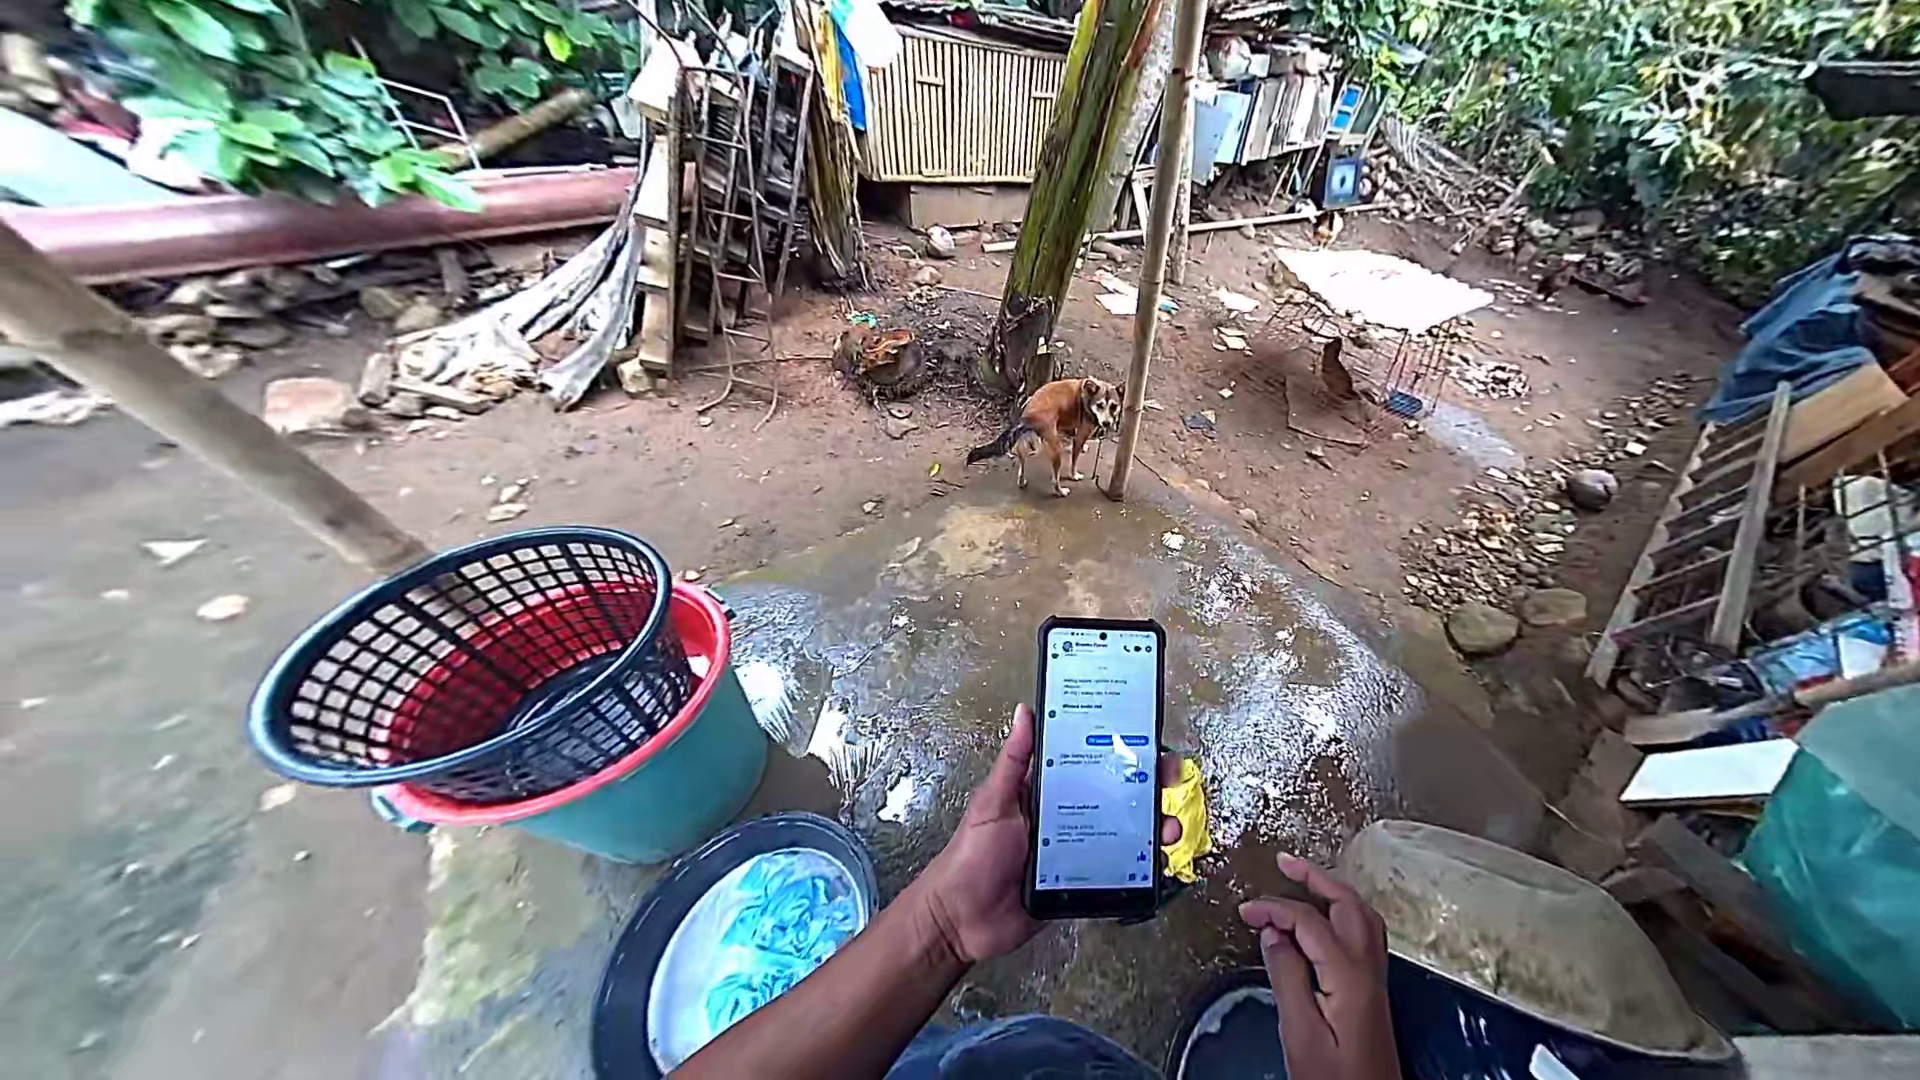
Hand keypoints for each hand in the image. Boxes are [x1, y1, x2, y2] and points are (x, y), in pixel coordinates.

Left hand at [914, 703, 1184, 963]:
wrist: (963, 919)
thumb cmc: (973, 852)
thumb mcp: (993, 801)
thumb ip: (1013, 760)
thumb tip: (1024, 711)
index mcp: (1044, 789)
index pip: (1085, 761)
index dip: (1114, 749)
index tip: (1145, 740)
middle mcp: (1064, 814)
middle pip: (1112, 794)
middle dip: (1144, 787)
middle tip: (1170, 779)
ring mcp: (1075, 849)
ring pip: (1121, 832)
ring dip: (1150, 827)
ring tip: (1171, 827)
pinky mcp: (1081, 882)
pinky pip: (1116, 869)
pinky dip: (1140, 865)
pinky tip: (1160, 861)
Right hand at [1239, 857, 1401, 1079]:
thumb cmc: (1331, 1079)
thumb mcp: (1299, 1032)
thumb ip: (1285, 974)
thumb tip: (1272, 931)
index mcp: (1349, 976)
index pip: (1308, 920)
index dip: (1273, 909)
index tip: (1245, 912)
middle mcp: (1368, 971)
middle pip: (1348, 905)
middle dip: (1315, 877)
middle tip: (1284, 862)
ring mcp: (1376, 980)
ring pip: (1362, 916)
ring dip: (1332, 890)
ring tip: (1302, 877)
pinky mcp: (1373, 990)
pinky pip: (1364, 933)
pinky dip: (1341, 910)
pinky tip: (1322, 915)